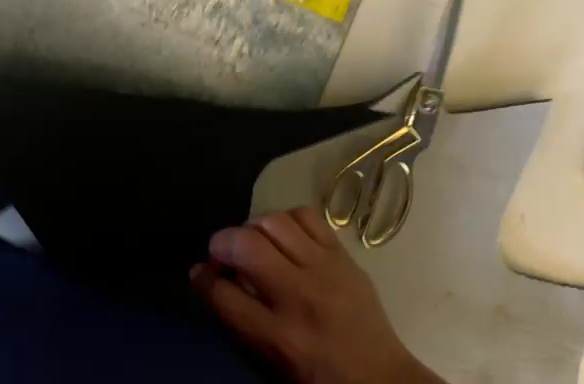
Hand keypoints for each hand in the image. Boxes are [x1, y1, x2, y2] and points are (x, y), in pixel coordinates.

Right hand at [192, 207, 441, 383]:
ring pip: (272, 221)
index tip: (201, 273)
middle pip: (244, 245)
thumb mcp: (273, 361)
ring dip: (253, 228)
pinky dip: (286, 220)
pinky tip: (284, 237)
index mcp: (280, 337)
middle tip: (223, 255)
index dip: (204, 279)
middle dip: (221, 244)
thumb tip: (208, 276)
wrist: (382, 379)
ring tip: (254, 243)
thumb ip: (239, 318)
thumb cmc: (320, 376)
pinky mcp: (343, 255)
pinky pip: (306, 216)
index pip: (224, 293)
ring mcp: (325, 270)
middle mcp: (300, 297)